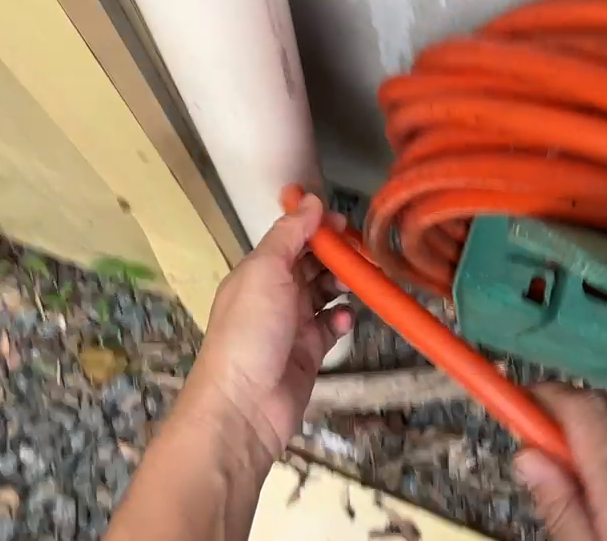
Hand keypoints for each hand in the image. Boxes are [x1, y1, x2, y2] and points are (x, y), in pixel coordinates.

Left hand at [174, 193, 354, 460]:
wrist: (243, 409)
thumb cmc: (251, 329)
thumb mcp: (265, 270)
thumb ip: (290, 233)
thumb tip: (310, 198)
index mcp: (259, 271)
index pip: (293, 238)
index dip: (318, 227)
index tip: (345, 222)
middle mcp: (275, 294)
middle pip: (312, 263)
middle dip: (337, 255)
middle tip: (363, 252)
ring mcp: (292, 324)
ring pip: (325, 291)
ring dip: (342, 283)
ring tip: (360, 282)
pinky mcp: (309, 353)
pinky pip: (330, 325)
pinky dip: (341, 318)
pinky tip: (343, 319)